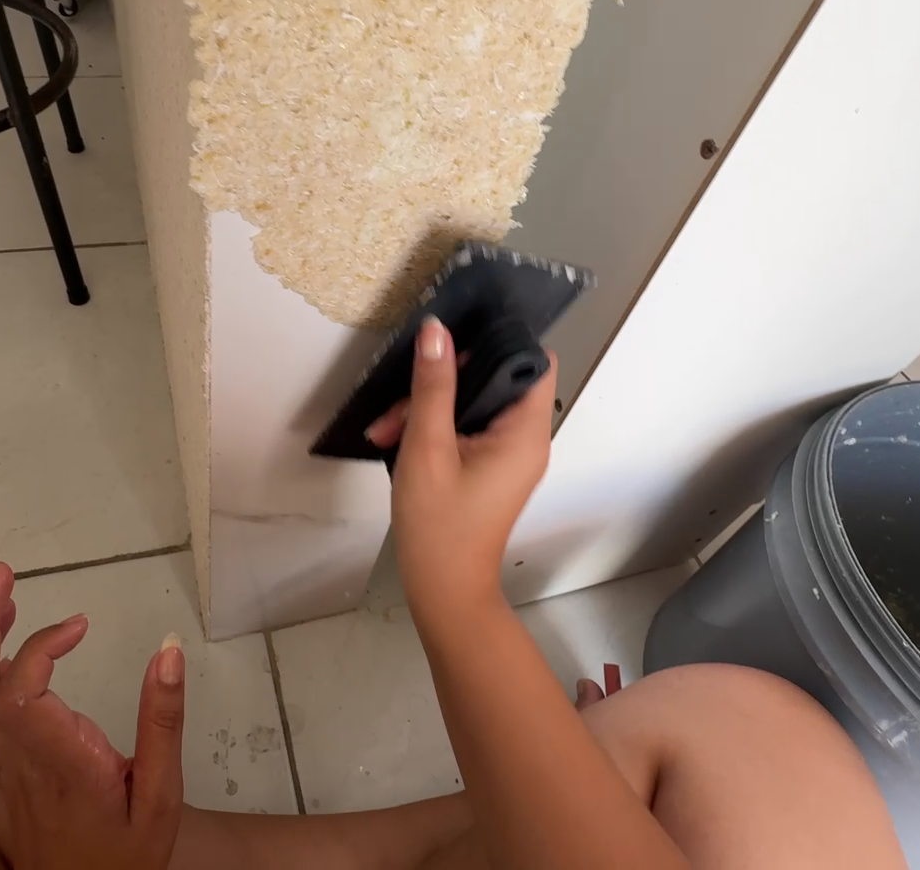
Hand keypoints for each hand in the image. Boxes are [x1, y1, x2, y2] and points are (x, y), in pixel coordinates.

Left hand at [0, 561, 185, 869]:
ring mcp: (2, 771)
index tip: (81, 624)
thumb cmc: (128, 854)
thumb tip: (168, 649)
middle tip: (0, 571)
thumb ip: (163, 721)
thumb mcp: (162, 795)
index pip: (21, 699)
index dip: (38, 648)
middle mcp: (22, 766)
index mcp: (62, 766)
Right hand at [365, 316, 556, 609]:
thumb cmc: (438, 522)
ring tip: (386, 431)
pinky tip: (394, 442)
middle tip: (401, 402)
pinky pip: (466, 429)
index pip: (533, 362)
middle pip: (493, 381)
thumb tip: (436, 330)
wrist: (443, 588)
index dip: (498, 343)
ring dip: (427, 409)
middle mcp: (526, 439)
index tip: (454, 344)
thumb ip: (433, 385)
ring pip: (472, 405)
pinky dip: (433, 430)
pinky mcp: (490, 467)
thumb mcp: (428, 447)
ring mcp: (508, 455)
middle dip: (442, 383)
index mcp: (525, 432)